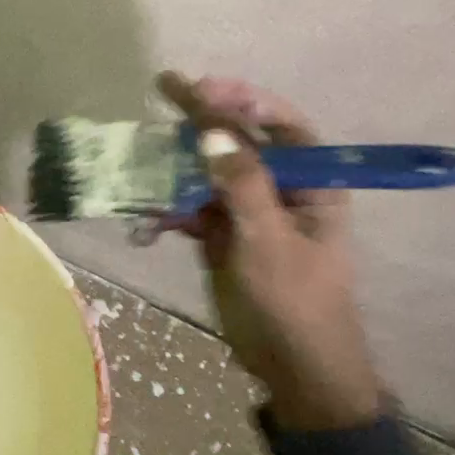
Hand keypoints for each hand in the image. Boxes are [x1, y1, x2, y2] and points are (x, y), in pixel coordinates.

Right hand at [155, 72, 384, 430]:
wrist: (292, 367)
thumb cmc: (296, 301)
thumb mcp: (270, 240)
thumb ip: (242, 184)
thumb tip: (212, 131)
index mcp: (311, 185)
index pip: (282, 127)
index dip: (247, 102)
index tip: (207, 87)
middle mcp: (279, 190)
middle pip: (238, 142)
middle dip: (203, 119)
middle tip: (165, 88)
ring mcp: (247, 214)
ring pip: (208, 173)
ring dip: (176, 163)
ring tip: (142, 147)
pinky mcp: (221, 237)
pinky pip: (190, 208)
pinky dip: (167, 208)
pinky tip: (146, 215)